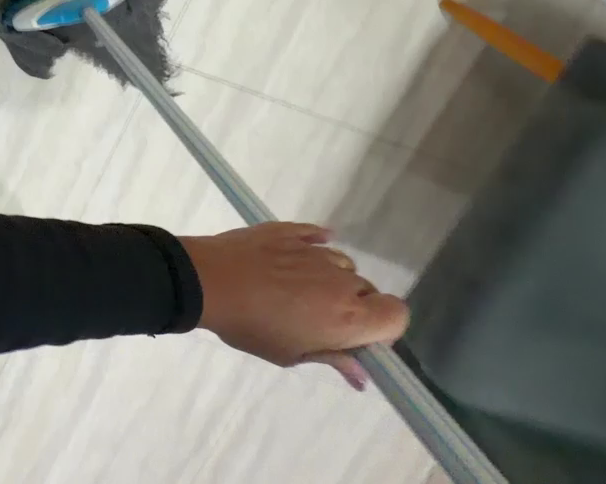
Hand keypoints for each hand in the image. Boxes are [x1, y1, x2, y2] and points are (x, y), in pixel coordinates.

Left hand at [179, 222, 408, 389]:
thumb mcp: (291, 354)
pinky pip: (315, 234)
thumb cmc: (251, 326)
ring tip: (300, 289)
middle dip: (354, 305)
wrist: (208, 280)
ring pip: (342, 263)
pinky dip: (315, 243)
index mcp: (348, 315)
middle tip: (321, 317)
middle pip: (367, 290)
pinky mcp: (288, 229)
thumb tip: (362, 375)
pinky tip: (303, 250)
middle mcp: (340, 279)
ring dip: (332, 276)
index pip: (398, 315)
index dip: (386, 327)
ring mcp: (314, 250)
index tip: (359, 336)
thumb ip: (332, 358)